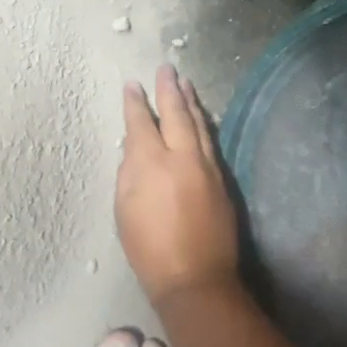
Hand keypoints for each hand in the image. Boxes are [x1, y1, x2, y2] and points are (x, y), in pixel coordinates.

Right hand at [117, 65, 239, 306]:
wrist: (195, 277)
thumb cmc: (149, 247)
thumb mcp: (124, 208)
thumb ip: (129, 171)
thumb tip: (136, 147)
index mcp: (151, 162)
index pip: (141, 122)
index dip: (135, 102)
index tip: (133, 85)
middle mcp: (182, 156)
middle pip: (176, 114)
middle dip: (169, 90)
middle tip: (167, 69)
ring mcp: (207, 167)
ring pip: (200, 124)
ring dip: (191, 102)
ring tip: (186, 84)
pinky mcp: (222, 180)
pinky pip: (211, 142)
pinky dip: (204, 124)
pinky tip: (202, 118)